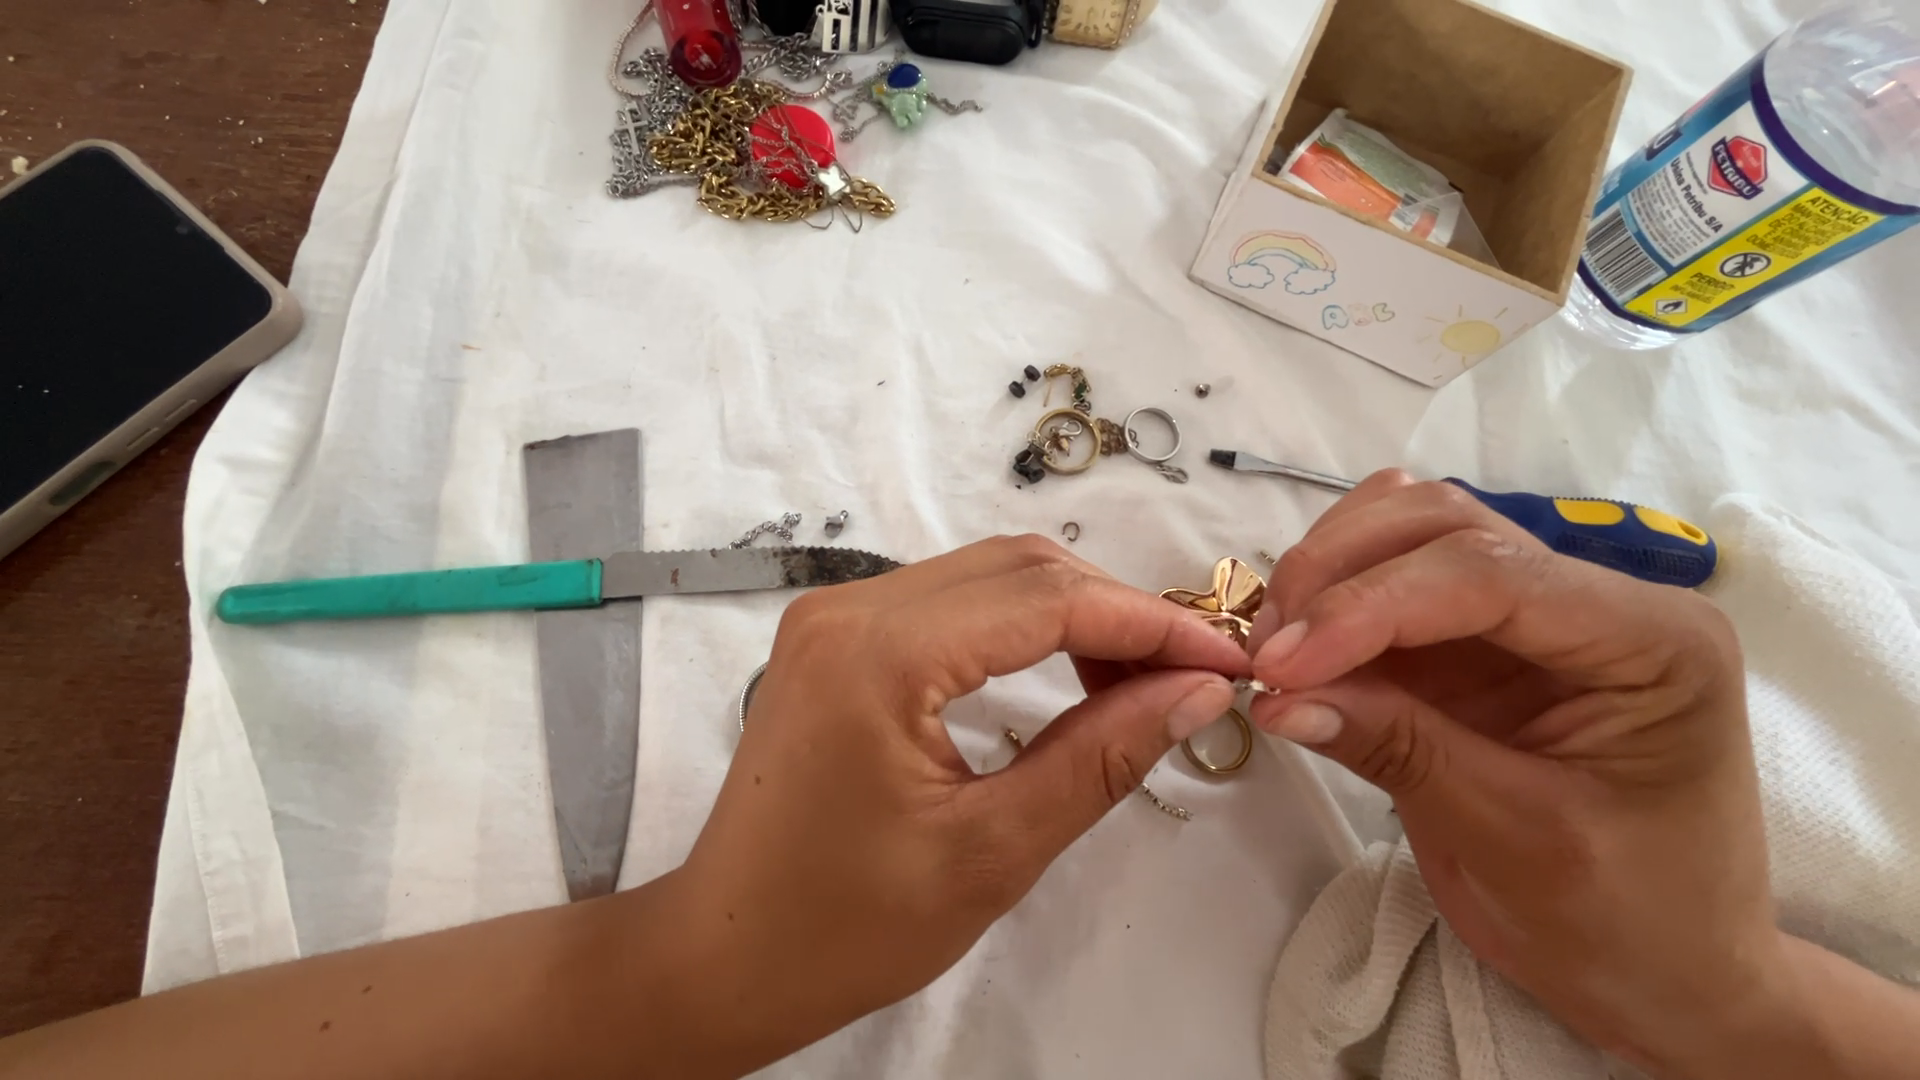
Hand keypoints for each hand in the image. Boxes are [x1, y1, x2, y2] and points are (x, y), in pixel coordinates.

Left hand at [673, 536, 1247, 1075]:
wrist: (724, 950)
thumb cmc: (848, 925)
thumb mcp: (993, 850)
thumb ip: (1102, 756)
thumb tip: (1195, 690)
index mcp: (880, 653)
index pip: (1046, 600)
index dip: (1148, 623)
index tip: (1225, 657)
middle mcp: (850, 605)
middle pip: (1019, 568)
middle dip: (1116, 611)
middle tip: (1186, 672)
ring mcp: (835, 612)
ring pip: (988, 575)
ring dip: (1072, 612)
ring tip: (1133, 679)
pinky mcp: (836, 633)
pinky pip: (950, 600)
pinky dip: (1021, 623)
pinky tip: (1062, 669)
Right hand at [1243, 471, 1783, 1076]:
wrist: (1651, 964)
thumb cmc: (1621, 917)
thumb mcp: (1514, 840)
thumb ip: (1397, 750)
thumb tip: (1275, 696)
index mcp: (1648, 639)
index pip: (1488, 575)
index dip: (1368, 607)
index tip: (1279, 667)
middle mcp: (1586, 597)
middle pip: (1440, 522)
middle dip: (1336, 571)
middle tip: (1268, 652)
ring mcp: (1521, 608)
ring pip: (1402, 527)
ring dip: (1322, 570)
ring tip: (1276, 647)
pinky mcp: (1464, 634)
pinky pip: (1381, 574)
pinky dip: (1324, 593)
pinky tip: (1296, 639)